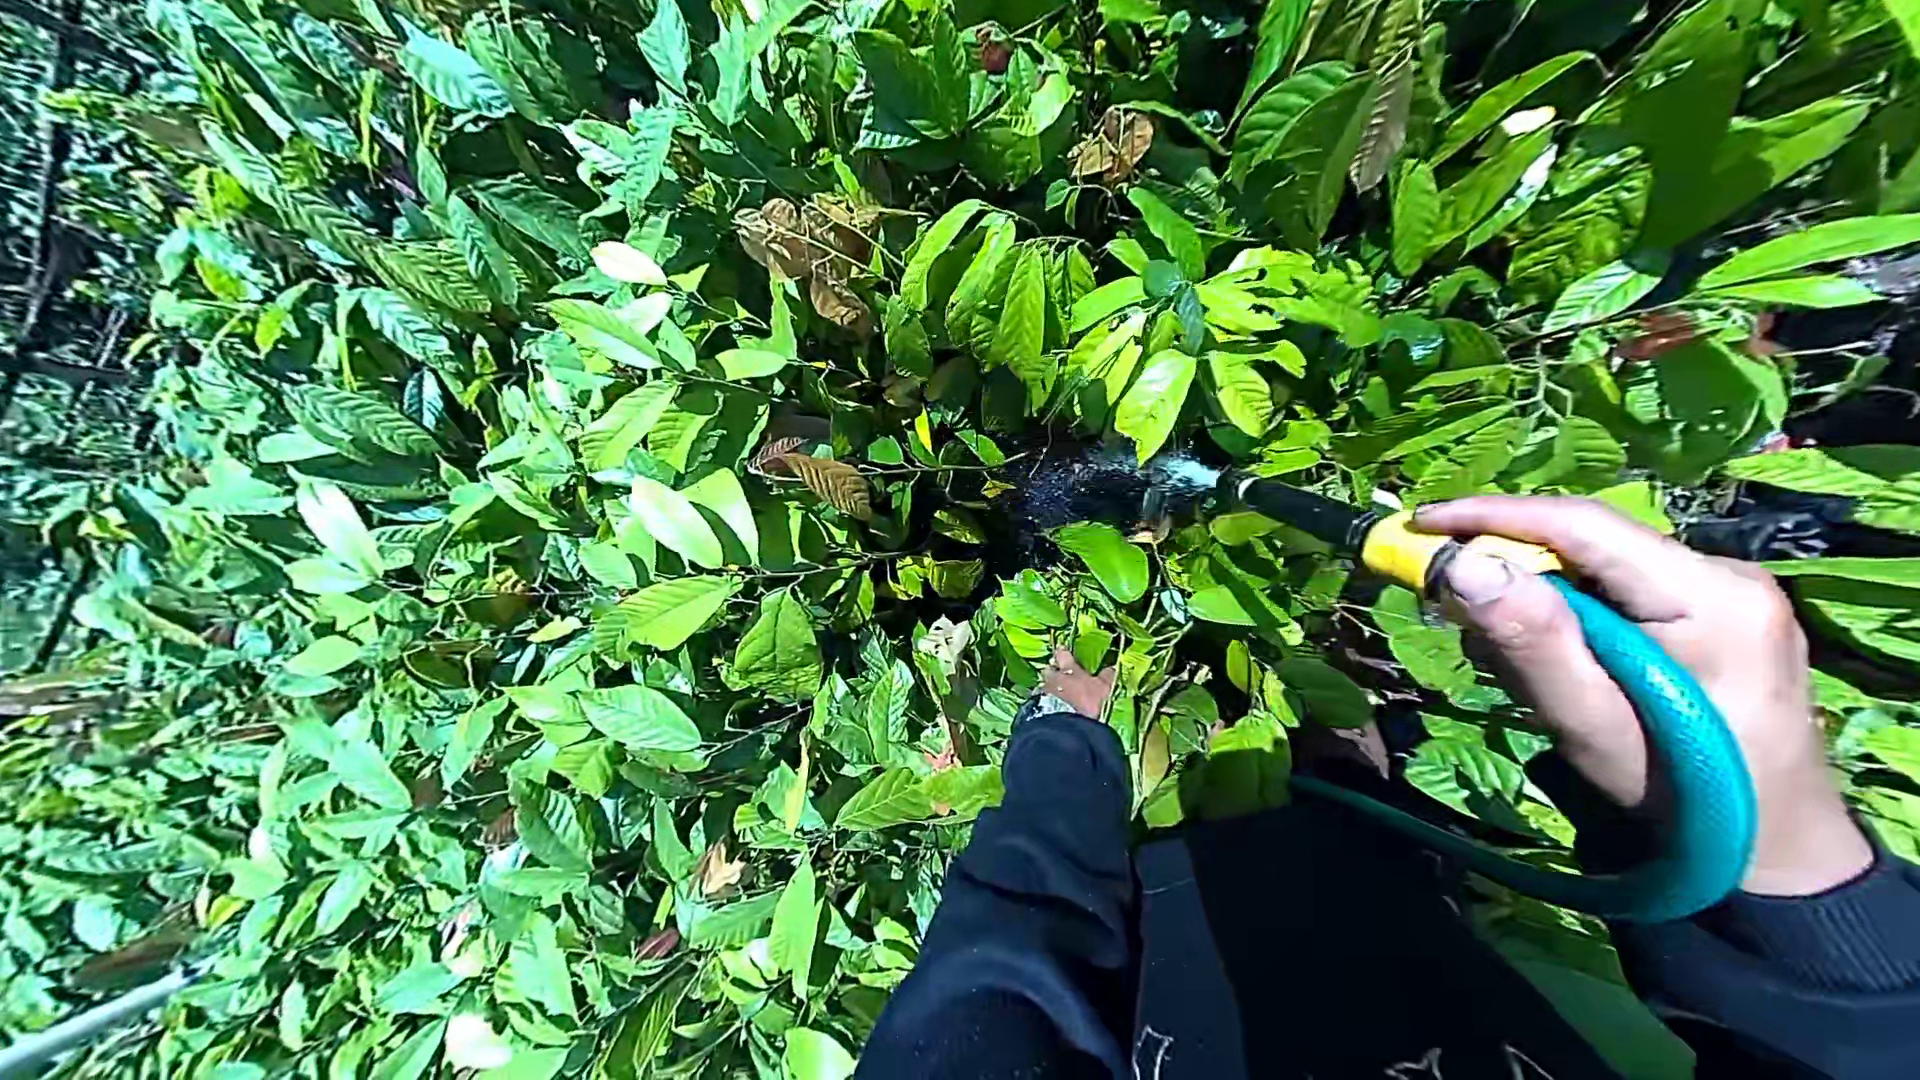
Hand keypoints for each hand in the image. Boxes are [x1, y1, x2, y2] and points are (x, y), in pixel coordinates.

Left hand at [1041, 647, 1116, 720]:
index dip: (1063, 653)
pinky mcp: (1038, 708)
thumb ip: (1107, 677)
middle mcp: (1053, 678)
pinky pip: (1040, 701)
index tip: (1064, 651)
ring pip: (1044, 685)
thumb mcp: (1104, 688)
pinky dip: (1045, 702)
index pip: (1062, 654)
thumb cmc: (1088, 703)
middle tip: (1059, 676)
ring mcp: (1044, 693)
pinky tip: (1050, 708)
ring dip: (1048, 688)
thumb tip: (1112, 667)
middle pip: (1048, 669)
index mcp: (1068, 669)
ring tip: (1056, 696)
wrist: (1069, 727)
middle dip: (1052, 671)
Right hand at [1414, 496, 1871, 896]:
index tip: (1416, 524)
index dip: (1489, 515)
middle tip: (1434, 589)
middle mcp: (1717, 573)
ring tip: (1499, 652)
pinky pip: (1595, 584)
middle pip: (1578, 539)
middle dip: (1496, 558)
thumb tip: (1461, 564)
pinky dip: (1544, 608)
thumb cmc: (1677, 788)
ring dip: (1518, 591)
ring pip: (1580, 561)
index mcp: (1710, 596)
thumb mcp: (1587, 719)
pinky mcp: (1694, 605)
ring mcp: (1710, 587)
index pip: (1581, 525)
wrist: (1765, 840)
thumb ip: (1530, 640)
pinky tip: (1538, 654)